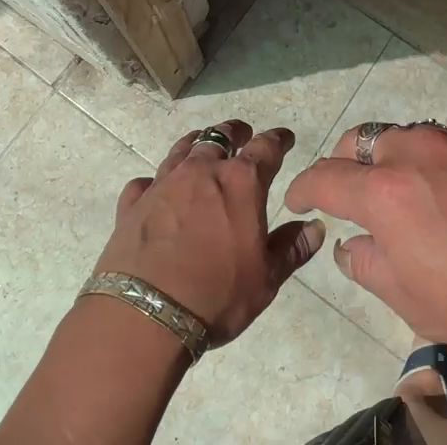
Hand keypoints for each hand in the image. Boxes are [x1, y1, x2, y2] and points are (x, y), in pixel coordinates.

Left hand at [95, 119, 326, 347]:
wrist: (146, 314)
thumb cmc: (217, 295)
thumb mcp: (266, 279)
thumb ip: (291, 249)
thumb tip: (315, 227)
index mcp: (241, 183)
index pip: (266, 148)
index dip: (278, 140)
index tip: (285, 137)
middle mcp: (201, 172)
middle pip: (219, 137)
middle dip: (234, 132)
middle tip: (242, 133)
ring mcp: (163, 185)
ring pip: (181, 150)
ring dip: (196, 143)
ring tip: (201, 143)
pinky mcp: (132, 204)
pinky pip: (145, 182)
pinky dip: (154, 181)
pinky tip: (155, 189)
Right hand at [284, 124, 446, 360]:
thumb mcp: (415, 303)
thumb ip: (370, 267)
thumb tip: (353, 245)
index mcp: (385, 192)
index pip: (324, 177)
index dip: (304, 188)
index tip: (299, 199)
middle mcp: (414, 152)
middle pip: (359, 141)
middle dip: (345, 164)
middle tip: (353, 195)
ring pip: (403, 135)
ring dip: (390, 158)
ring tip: (405, 192)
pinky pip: (444, 140)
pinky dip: (431, 158)